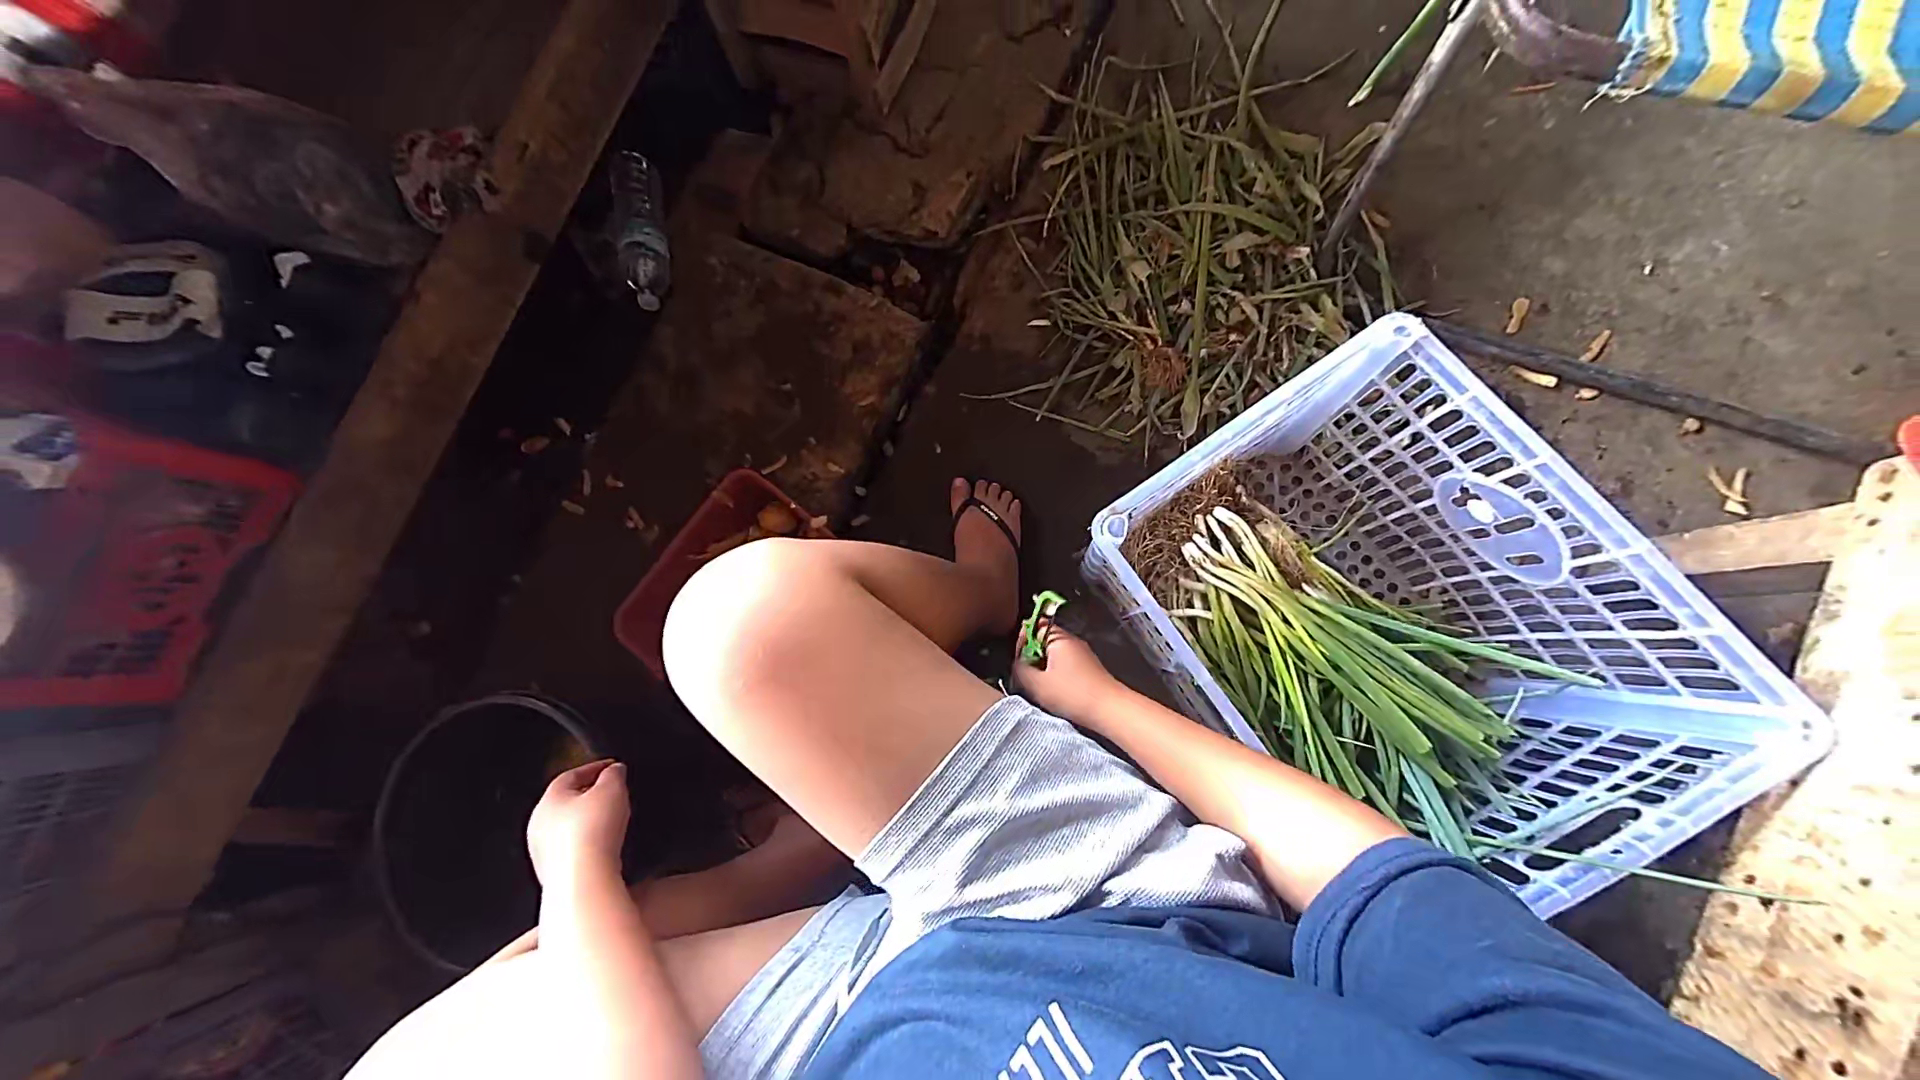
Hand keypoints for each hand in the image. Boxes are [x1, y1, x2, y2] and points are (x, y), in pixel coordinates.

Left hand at [527, 759, 630, 887]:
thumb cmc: (592, 832)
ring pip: (569, 827)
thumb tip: (614, 770)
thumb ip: (614, 774)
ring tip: (613, 819)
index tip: (613, 767)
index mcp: (548, 800)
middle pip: (568, 801)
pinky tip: (605, 843)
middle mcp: (539, 825)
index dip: (596, 768)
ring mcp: (544, 851)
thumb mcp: (612, 788)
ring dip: (590, 820)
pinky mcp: (555, 871)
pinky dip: (589, 841)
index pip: (572, 775)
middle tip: (614, 792)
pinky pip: (574, 848)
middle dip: (591, 795)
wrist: (583, 878)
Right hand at [1011, 622, 1127, 726]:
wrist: (1109, 710)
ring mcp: (1082, 655)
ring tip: (1039, 687)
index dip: (1021, 640)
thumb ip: (1019, 670)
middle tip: (1026, 676)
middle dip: (1031, 657)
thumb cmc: (1072, 694)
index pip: (1033, 626)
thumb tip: (1015, 663)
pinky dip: (1056, 676)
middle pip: (1043, 641)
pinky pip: (1065, 666)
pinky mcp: (1088, 669)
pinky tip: (1054, 693)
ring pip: (1053, 656)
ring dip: (1043, 669)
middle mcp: (1072, 641)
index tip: (1017, 659)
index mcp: (1059, 638)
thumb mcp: (1036, 684)